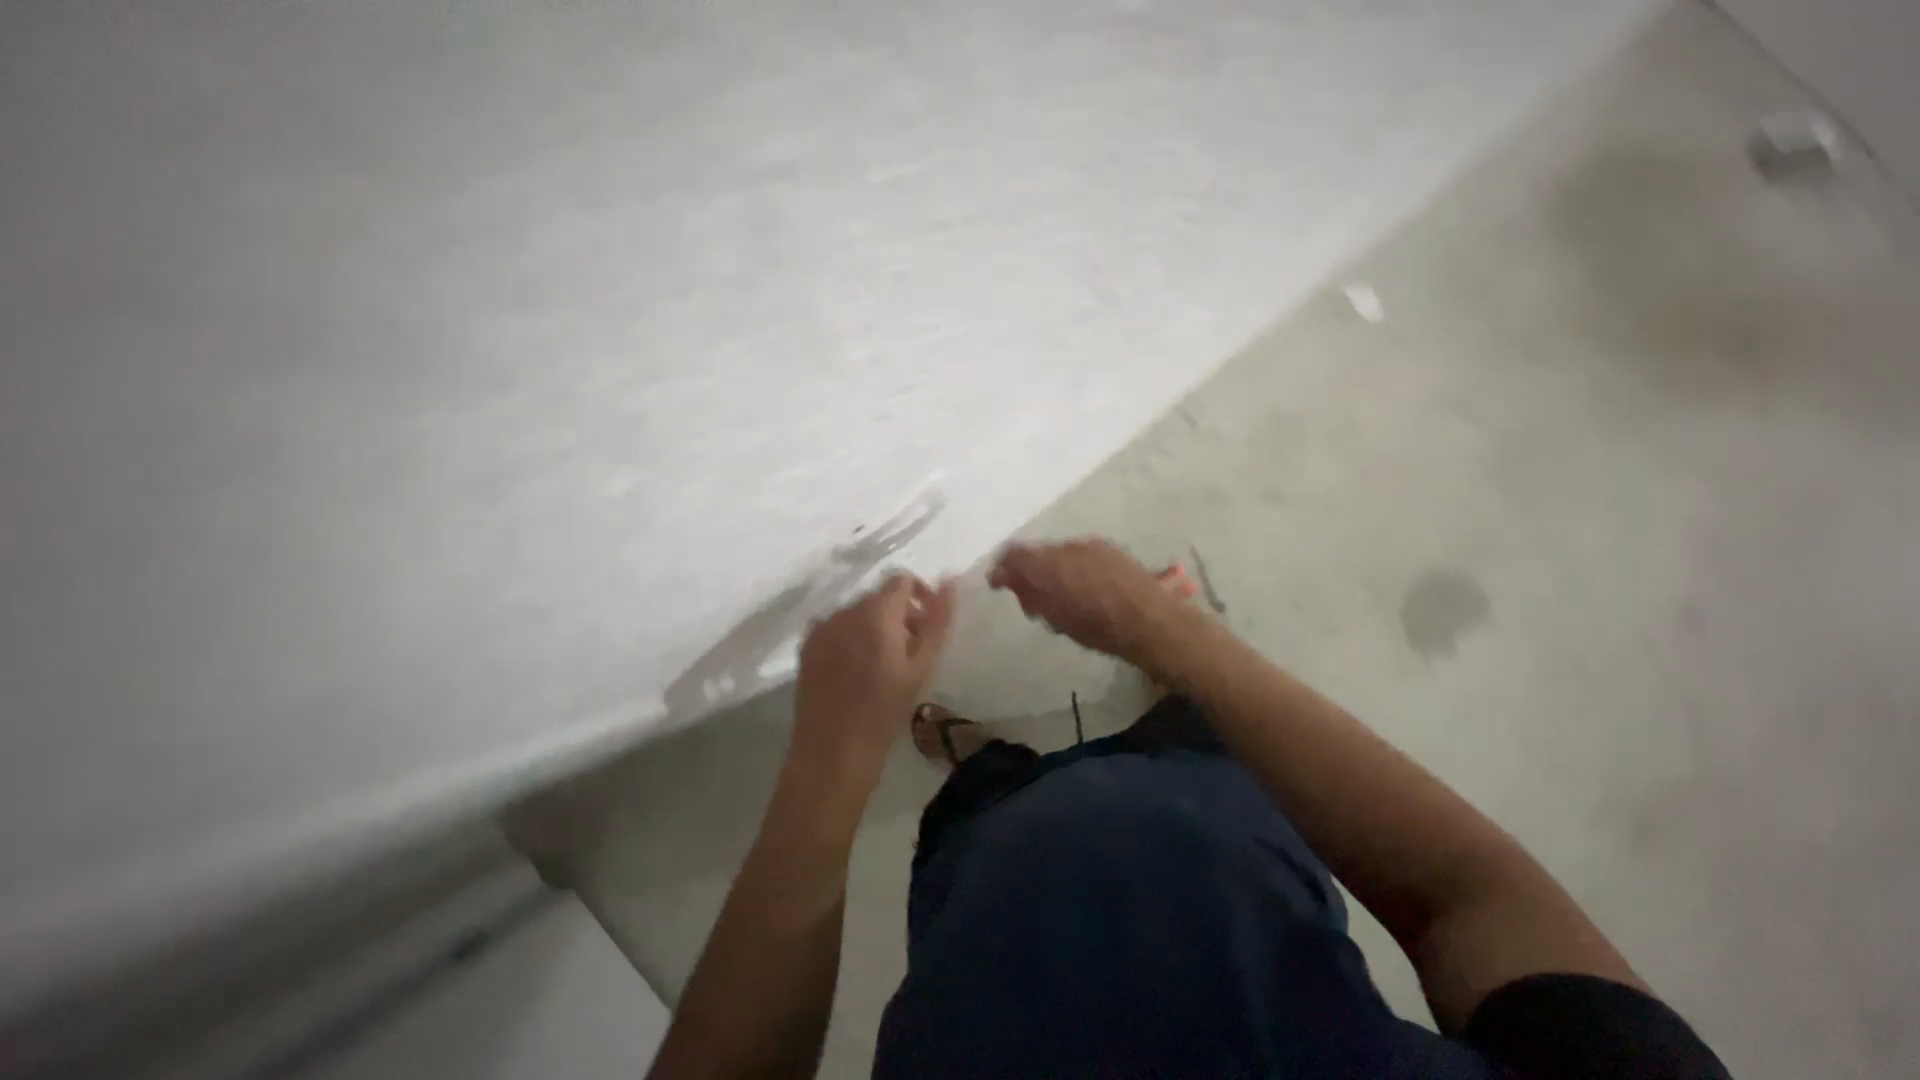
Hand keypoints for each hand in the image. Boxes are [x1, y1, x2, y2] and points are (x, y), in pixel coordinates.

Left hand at [791, 572, 956, 782]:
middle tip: (910, 651)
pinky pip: (835, 628)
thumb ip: (938, 621)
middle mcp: (845, 611)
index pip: (901, 580)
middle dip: (898, 614)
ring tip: (883, 664)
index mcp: (876, 613)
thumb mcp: (921, 667)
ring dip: (874, 626)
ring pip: (856, 612)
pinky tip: (855, 671)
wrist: (833, 750)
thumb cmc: (885, 710)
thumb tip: (949, 582)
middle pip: (878, 596)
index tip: (927, 625)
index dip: (919, 595)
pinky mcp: (806, 646)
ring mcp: (821, 627)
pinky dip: (850, 638)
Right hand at [989, 538, 1194, 667]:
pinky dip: (1075, 569)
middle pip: (1038, 554)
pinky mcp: (1111, 550)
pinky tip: (1085, 588)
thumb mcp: (1057, 618)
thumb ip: (1031, 596)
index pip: (1014, 556)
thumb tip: (1012, 581)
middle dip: (1031, 572)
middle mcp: (1068, 547)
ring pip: (1062, 554)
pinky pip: (1082, 555)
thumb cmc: (1099, 628)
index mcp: (1049, 564)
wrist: (1151, 621)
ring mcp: (1092, 546)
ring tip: (1064, 596)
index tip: (997, 584)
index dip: (1002, 569)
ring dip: (1056, 570)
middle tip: (1033, 599)